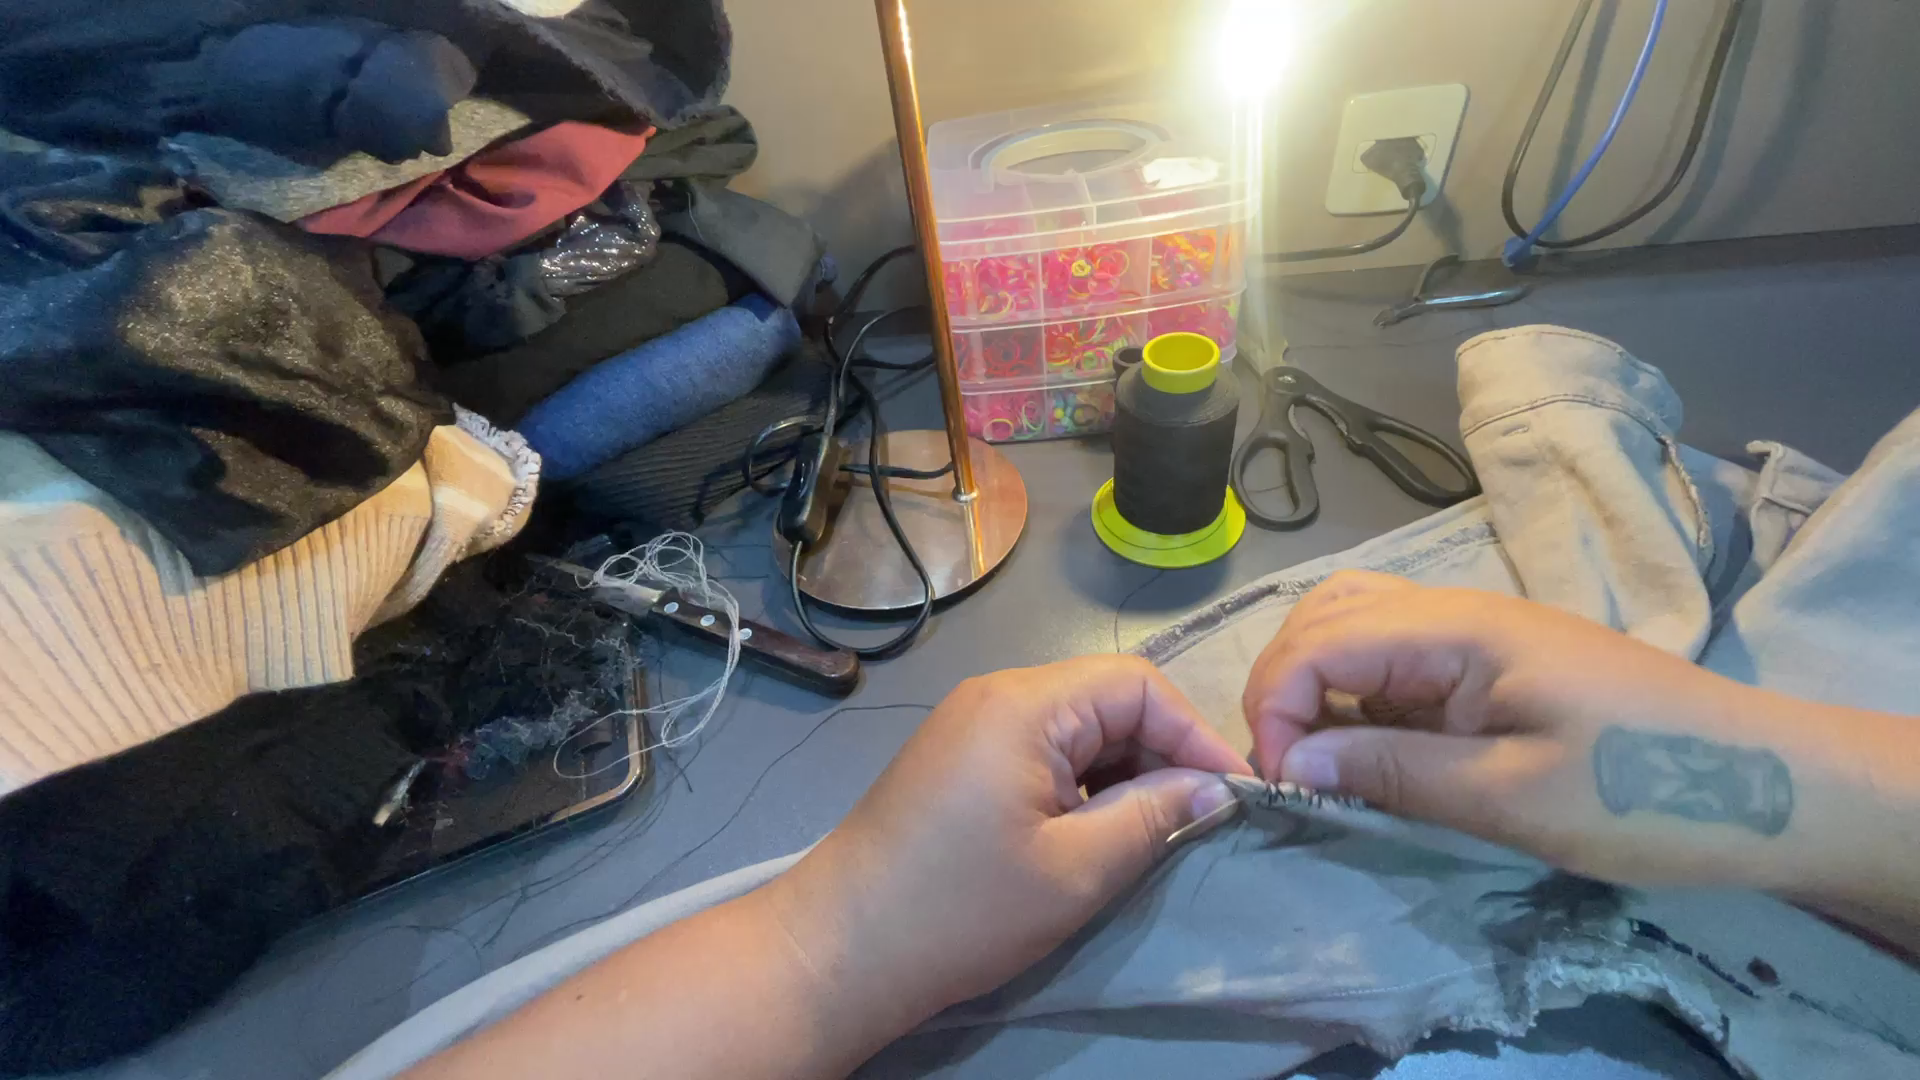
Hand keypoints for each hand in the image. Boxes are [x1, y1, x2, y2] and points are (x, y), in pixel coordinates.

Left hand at [766, 655, 1247, 1032]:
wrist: (843, 943)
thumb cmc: (961, 907)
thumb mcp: (1074, 869)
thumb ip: (1152, 815)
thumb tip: (1218, 789)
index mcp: (1024, 702)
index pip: (1135, 684)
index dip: (1193, 733)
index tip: (1236, 794)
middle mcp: (998, 693)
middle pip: (1105, 698)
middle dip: (1161, 752)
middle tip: (1200, 818)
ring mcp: (974, 720)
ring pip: (1076, 725)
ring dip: (1123, 768)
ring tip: (1155, 827)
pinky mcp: (963, 753)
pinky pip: (1042, 746)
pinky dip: (1082, 779)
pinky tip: (1097, 825)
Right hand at [1240, 571, 1838, 887]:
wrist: (1783, 788)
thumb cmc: (1650, 793)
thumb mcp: (1513, 798)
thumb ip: (1391, 771)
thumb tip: (1291, 762)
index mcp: (1452, 629)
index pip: (1318, 644)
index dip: (1277, 707)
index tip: (1283, 781)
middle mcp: (1444, 608)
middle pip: (1318, 617)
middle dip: (1280, 686)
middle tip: (1287, 761)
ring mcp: (1460, 626)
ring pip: (1341, 618)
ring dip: (1305, 674)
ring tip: (1309, 738)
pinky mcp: (1473, 654)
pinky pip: (1378, 645)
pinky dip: (1343, 680)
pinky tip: (1355, 726)